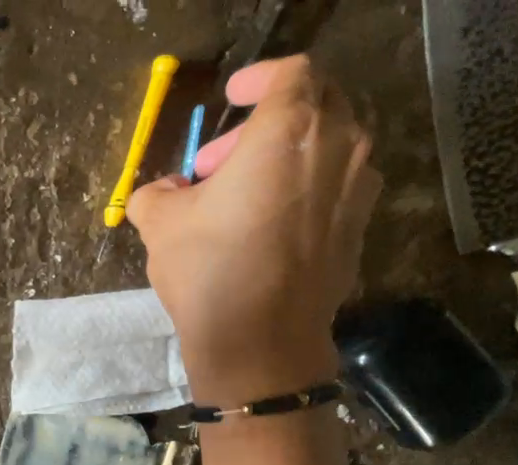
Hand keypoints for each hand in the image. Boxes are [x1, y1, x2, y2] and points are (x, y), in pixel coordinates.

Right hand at [128, 56, 381, 402]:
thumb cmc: (208, 270)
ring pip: (325, 145)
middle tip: (217, 165)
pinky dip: (301, 188)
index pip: (288, 73)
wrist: (260, 337)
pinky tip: (264, 226)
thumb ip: (157, 195)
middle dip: (263, 124)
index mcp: (286, 131)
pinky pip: (334, 183)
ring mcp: (358, 182)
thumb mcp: (159, 227)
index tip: (231, 95)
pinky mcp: (360, 219)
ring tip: (239, 199)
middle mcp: (336, 144)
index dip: (258, 78)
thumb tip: (163, 192)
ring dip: (282, 158)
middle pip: (313, 105)